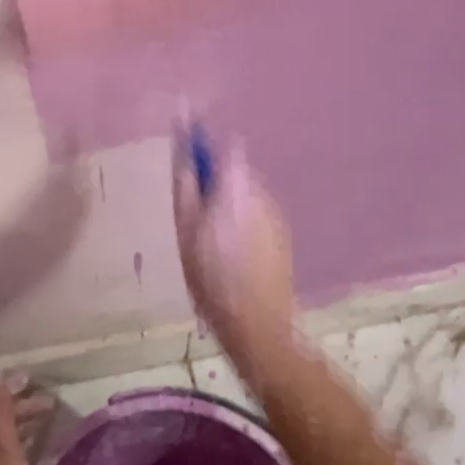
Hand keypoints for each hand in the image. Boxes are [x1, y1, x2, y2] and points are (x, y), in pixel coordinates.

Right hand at [173, 136, 297, 350]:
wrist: (258, 324)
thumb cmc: (211, 276)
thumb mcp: (185, 229)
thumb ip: (186, 183)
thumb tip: (183, 146)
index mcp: (236, 185)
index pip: (224, 143)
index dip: (203, 140)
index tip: (183, 146)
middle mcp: (261, 192)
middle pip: (233, 169)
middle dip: (211, 177)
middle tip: (187, 207)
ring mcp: (275, 215)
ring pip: (243, 193)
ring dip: (225, 200)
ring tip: (205, 236)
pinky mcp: (281, 236)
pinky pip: (254, 214)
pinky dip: (238, 220)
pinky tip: (227, 251)